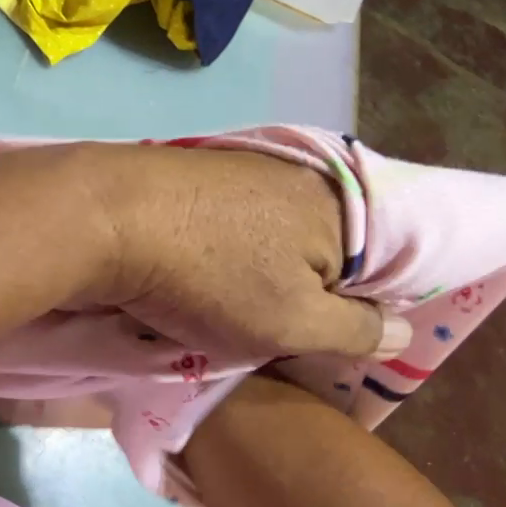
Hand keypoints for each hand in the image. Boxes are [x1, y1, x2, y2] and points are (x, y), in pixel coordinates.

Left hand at [72, 143, 408, 365]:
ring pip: (269, 234)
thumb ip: (356, 328)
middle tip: (272, 327)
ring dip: (256, 271)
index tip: (329, 338)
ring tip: (227, 304)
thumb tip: (402, 329)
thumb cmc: (207, 276)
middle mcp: (295, 175)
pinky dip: (218, 247)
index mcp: (337, 206)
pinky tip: (195, 270)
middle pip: (321, 244)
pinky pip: (225, 221)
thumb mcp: (294, 323)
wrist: (102, 217)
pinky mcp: (190, 172)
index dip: (360, 306)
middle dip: (305, 287)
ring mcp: (237, 168)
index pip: (380, 261)